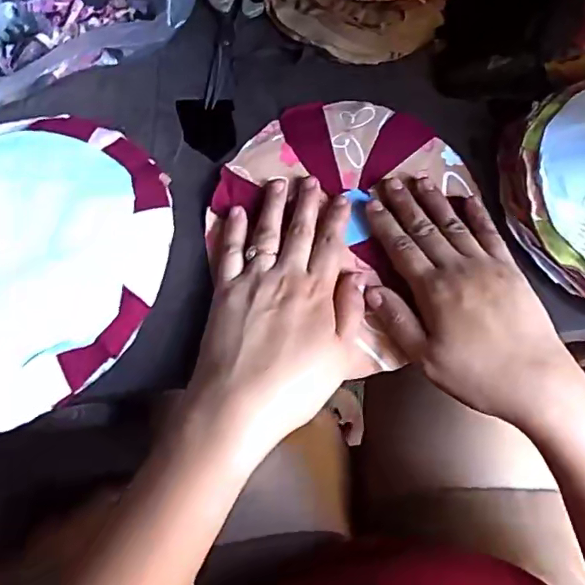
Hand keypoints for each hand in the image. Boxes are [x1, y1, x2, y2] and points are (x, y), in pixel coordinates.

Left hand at [189, 177, 369, 461]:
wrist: (237, 405)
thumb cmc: (295, 387)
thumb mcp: (340, 356)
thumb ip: (352, 312)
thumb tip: (359, 276)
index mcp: (317, 291)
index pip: (331, 245)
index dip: (337, 218)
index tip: (343, 196)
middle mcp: (286, 276)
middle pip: (299, 231)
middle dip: (306, 202)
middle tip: (310, 179)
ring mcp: (253, 281)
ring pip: (266, 233)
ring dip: (273, 206)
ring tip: (278, 183)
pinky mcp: (225, 291)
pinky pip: (229, 253)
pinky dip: (233, 230)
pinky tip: (236, 211)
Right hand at [363, 177, 584, 433]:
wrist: (534, 378)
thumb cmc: (475, 375)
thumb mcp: (426, 358)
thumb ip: (398, 321)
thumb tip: (369, 288)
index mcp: (433, 290)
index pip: (402, 248)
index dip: (385, 224)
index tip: (371, 203)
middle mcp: (457, 268)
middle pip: (425, 229)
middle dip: (405, 203)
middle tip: (389, 181)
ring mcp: (486, 264)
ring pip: (454, 224)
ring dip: (435, 200)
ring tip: (420, 179)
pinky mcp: (509, 267)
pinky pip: (489, 233)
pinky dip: (477, 214)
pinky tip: (467, 198)